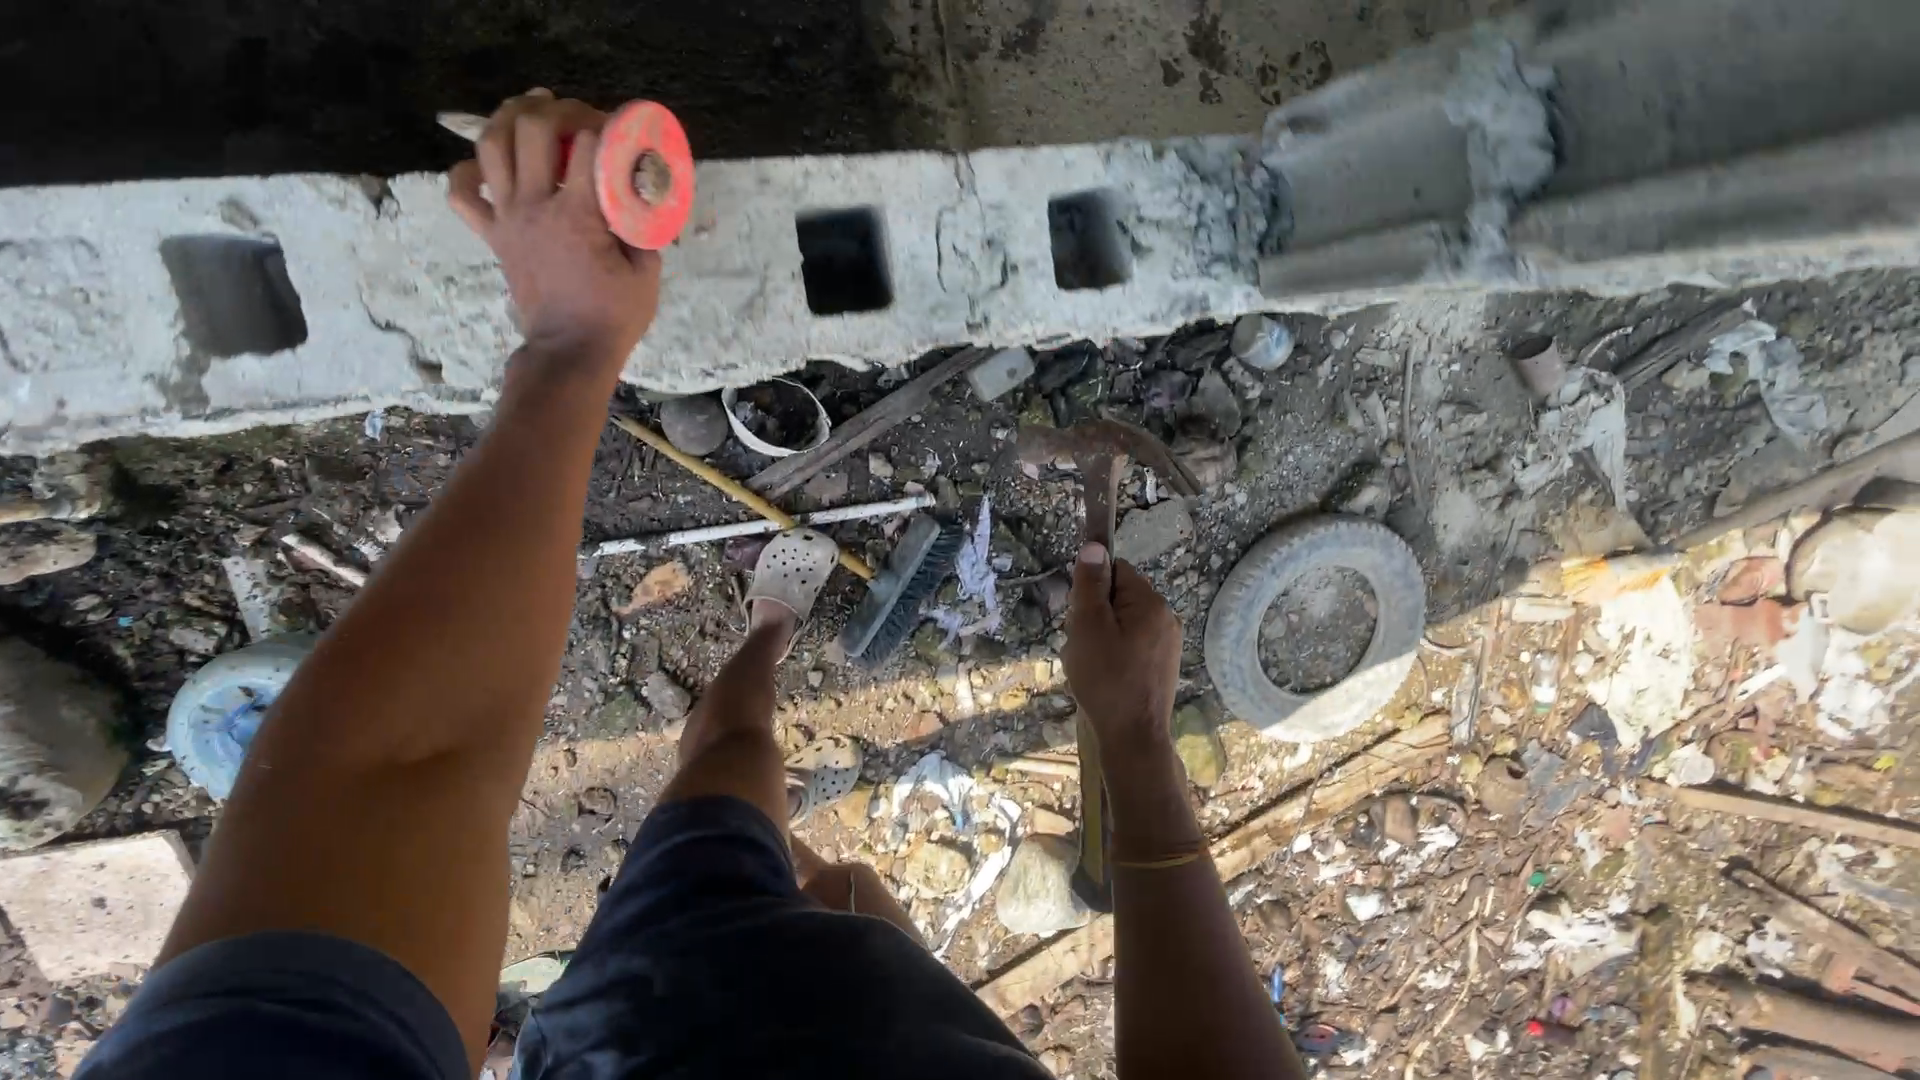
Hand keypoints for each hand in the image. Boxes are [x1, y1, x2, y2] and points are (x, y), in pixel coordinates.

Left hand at [447, 89, 661, 373]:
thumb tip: (640, 205)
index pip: (588, 145)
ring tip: (530, 110)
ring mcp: (508, 218)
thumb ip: (643, 233)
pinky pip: (462, 193)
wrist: (570, 351)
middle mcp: (536, 206)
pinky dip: (467, 170)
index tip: (622, 130)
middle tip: (578, 114)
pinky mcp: (493, 236)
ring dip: (509, 117)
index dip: (607, 126)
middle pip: (532, 129)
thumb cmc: (614, 317)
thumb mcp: (646, 274)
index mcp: (579, 215)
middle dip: (557, 109)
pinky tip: (486, 164)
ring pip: (491, 145)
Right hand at [1062, 541, 1181, 751]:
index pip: (1116, 570)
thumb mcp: (1088, 626)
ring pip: (1120, 624)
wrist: (1133, 738)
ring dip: (1098, 638)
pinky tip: (1102, 677)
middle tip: (1081, 645)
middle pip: (1117, 598)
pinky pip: (1129, 646)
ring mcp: (1166, 644)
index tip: (1078, 615)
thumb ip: (1090, 585)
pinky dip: (1111, 656)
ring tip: (1089, 665)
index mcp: (1151, 603)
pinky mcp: (1161, 666)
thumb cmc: (1106, 679)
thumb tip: (1094, 546)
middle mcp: (1166, 617)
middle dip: (1092, 616)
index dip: (1091, 588)